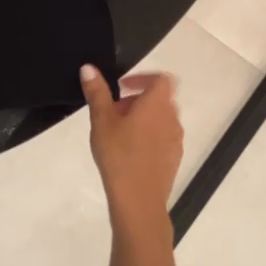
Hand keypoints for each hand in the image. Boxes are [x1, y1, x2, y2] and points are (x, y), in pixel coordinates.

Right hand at [83, 66, 182, 223]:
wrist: (139, 198)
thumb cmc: (118, 154)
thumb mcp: (101, 120)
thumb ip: (97, 92)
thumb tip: (89, 68)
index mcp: (157, 105)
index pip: (161, 79)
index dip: (142, 78)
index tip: (121, 87)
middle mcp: (172, 119)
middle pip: (160, 98)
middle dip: (137, 99)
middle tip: (112, 110)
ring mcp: (176, 140)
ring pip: (161, 118)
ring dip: (142, 116)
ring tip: (117, 131)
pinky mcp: (174, 157)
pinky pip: (163, 136)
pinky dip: (148, 133)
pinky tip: (128, 150)